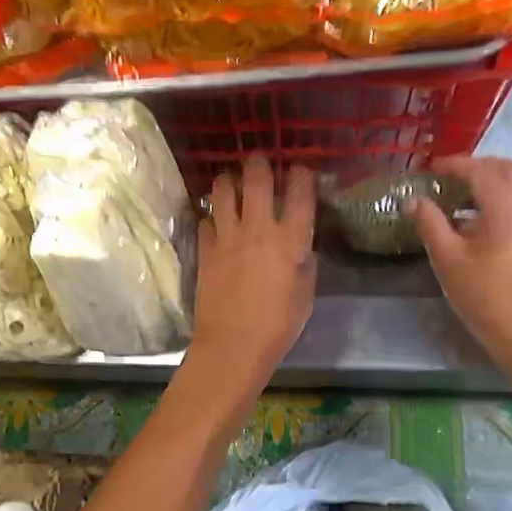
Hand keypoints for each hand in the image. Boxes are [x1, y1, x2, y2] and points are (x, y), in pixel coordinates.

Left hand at [188, 156, 316, 385]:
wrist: (233, 346)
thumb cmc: (278, 326)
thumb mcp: (306, 295)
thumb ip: (306, 264)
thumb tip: (301, 248)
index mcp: (291, 239)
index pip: (300, 190)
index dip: (301, 174)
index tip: (300, 173)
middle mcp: (259, 229)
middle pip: (256, 176)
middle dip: (260, 164)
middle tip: (261, 166)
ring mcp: (227, 237)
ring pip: (223, 189)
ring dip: (230, 181)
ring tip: (233, 186)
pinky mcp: (205, 250)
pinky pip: (206, 220)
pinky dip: (212, 217)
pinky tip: (217, 224)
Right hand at [413, 156, 511, 347]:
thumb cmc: (480, 292)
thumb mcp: (446, 257)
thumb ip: (429, 223)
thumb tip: (413, 200)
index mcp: (504, 207)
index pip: (481, 171)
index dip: (455, 165)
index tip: (431, 168)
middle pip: (508, 168)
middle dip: (479, 165)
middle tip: (450, 176)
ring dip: (489, 182)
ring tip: (457, 197)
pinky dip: (496, 199)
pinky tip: (471, 220)